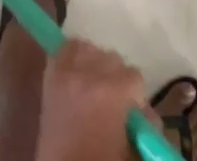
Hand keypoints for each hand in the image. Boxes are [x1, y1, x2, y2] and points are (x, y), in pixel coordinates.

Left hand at [34, 40, 148, 160]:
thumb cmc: (100, 158)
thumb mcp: (133, 145)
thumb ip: (146, 122)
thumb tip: (144, 107)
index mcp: (113, 92)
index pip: (134, 74)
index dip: (136, 93)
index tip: (132, 108)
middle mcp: (89, 74)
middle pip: (111, 57)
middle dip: (116, 76)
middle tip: (113, 97)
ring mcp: (66, 72)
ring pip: (86, 47)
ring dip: (93, 61)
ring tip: (93, 83)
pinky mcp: (50, 76)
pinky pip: (62, 50)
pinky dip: (71, 56)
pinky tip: (76, 73)